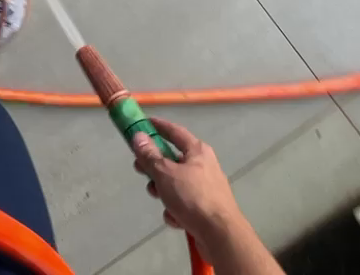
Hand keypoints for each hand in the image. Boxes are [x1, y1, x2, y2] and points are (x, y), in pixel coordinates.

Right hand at [132, 118, 242, 240]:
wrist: (221, 237)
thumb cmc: (193, 198)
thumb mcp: (165, 173)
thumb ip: (149, 155)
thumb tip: (138, 136)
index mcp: (197, 151)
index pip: (174, 131)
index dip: (158, 126)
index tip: (143, 123)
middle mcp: (204, 166)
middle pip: (173, 159)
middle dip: (154, 166)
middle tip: (140, 169)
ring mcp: (207, 188)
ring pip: (176, 182)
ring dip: (163, 190)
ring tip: (158, 198)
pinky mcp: (207, 209)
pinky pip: (184, 202)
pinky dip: (176, 209)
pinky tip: (175, 219)